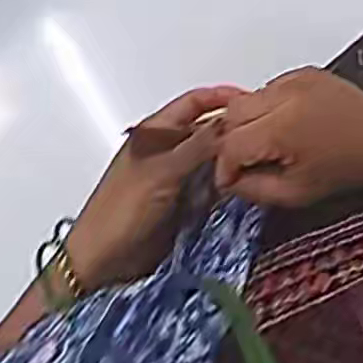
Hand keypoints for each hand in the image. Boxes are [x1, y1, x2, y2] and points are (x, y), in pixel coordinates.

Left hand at [68, 85, 243, 284]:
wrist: (102, 265)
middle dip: (232, 127)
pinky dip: (228, 178)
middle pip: (208, 126)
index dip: (222, 97)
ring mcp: (178, 173)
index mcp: (156, 131)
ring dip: (232, 155)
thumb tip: (230, 120)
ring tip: (258, 155)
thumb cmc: (121, 212)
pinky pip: (214, 180)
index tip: (250, 100)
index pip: (196, 101)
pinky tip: (244, 179)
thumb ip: (198, 144)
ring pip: (214, 154)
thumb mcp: (162, 171)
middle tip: (261, 131)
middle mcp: (170, 148)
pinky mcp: (186, 198)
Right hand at [216, 68, 362, 206]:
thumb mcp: (295, 192)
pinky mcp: (305, 72)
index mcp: (283, 128)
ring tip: (270, 141)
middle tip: (245, 159)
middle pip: (232, 112)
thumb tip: (229, 179)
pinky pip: (270, 87)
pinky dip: (269, 105)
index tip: (232, 178)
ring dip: (249, 120)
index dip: (225, 167)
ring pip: (249, 97)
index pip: (230, 143)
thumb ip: (253, 188)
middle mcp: (287, 96)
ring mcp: (296, 79)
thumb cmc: (346, 167)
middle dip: (232, 139)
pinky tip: (287, 123)